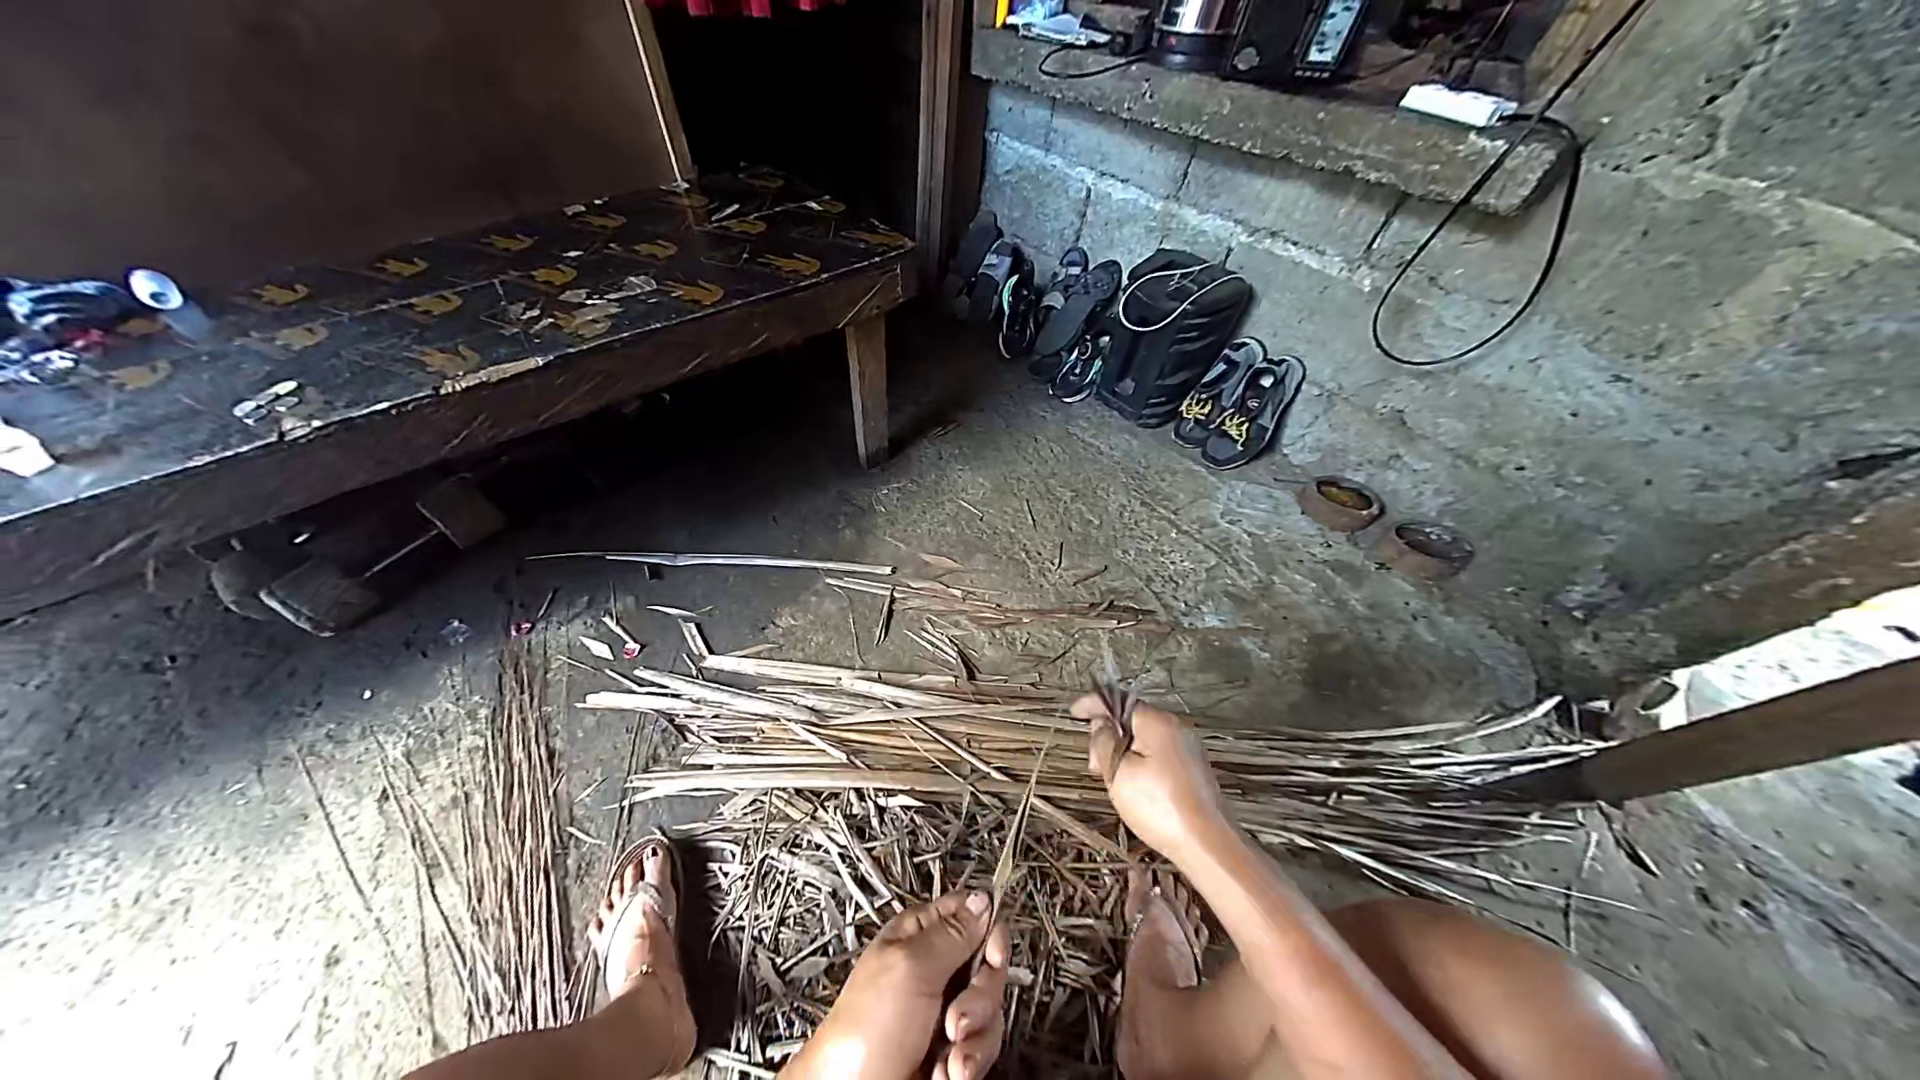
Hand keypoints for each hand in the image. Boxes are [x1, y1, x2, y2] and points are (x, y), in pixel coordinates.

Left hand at [781, 890, 1009, 1079]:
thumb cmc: (863, 1034)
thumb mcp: (910, 969)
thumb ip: (951, 933)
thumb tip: (982, 899)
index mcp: (919, 936)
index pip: (971, 912)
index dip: (989, 930)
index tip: (991, 954)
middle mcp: (934, 970)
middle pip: (988, 965)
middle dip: (981, 998)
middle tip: (956, 1020)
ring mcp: (943, 1012)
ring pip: (990, 1011)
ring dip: (974, 1041)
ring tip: (949, 1057)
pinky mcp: (951, 1050)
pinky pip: (982, 1048)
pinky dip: (968, 1065)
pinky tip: (946, 1073)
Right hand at [1074, 694, 1234, 861]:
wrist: (1207, 846)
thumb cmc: (1161, 808)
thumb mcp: (1118, 772)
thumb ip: (1104, 742)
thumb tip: (1100, 725)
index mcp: (1158, 722)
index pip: (1119, 700)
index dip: (1093, 705)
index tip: (1076, 713)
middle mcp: (1176, 729)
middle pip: (1132, 719)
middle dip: (1108, 734)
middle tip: (1095, 762)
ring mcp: (1188, 750)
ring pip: (1145, 739)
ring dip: (1123, 752)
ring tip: (1112, 780)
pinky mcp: (1192, 771)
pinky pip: (1158, 755)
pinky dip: (1140, 763)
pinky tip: (1134, 788)